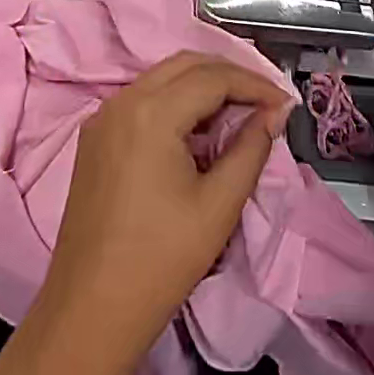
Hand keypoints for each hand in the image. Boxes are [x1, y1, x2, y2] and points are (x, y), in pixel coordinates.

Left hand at [0, 52, 294, 374]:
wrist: (90, 310)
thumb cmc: (159, 260)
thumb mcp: (219, 205)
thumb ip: (251, 148)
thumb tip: (273, 114)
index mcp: (151, 113)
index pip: (213, 77)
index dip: (254, 84)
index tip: (283, 102)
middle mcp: (122, 102)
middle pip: (186, 64)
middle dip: (229, 74)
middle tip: (264, 100)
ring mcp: (102, 117)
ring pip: (162, 76)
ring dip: (202, 84)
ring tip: (238, 111)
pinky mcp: (95, 136)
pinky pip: (142, 98)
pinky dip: (175, 99)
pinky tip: (197, 127)